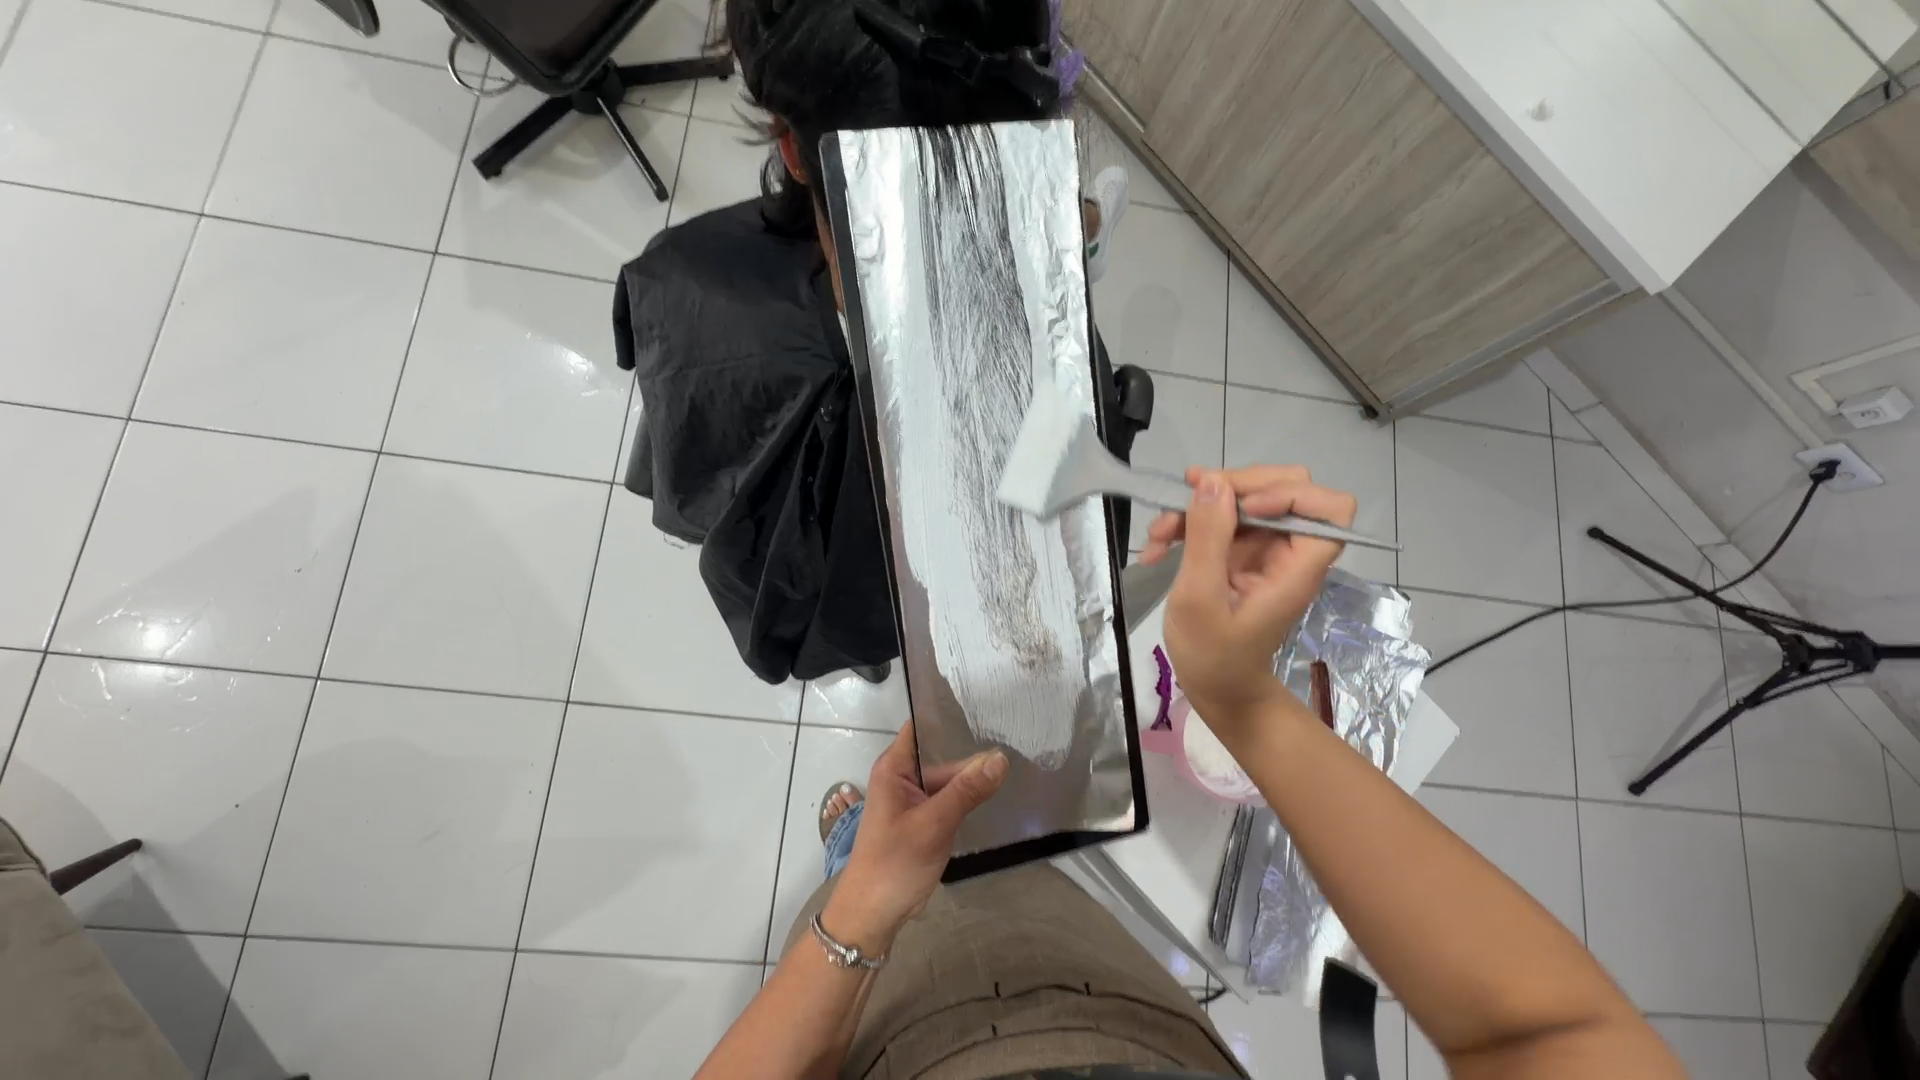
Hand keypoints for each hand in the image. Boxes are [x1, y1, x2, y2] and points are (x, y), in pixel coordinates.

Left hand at [822, 722, 1007, 955]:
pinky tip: (996, 793)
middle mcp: (903, 777)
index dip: (948, 714)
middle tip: (1016, 739)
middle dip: (972, 752)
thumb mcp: (934, 824)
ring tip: (1016, 763)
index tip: (984, 706)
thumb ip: (967, 791)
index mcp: (894, 767)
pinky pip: (949, 800)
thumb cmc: (894, 863)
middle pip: (943, 755)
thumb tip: (1001, 758)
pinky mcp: (923, 821)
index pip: (922, 727)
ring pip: (949, 780)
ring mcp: (913, 800)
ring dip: (973, 778)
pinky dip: (968, 798)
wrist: (873, 915)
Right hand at [1145, 466, 1357, 743]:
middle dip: (1229, 488)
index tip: (1246, 507)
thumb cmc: (1214, 657)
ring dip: (1196, 507)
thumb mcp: (1200, 599)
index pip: (1330, 507)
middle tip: (1187, 497)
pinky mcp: (1238, 553)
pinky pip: (1218, 519)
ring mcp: (1262, 549)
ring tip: (1157, 534)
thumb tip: (1212, 482)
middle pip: (1282, 488)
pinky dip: (1186, 524)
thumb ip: (1207, 539)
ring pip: (1241, 499)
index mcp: (1298, 566)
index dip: (1291, 494)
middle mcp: (1287, 550)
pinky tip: (1158, 547)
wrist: (1216, 690)